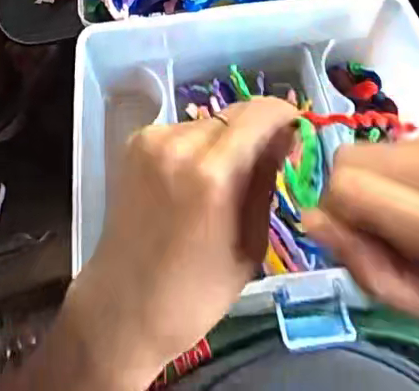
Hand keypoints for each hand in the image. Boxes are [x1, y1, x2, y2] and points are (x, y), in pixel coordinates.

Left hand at [45, 98, 298, 385]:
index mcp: (213, 173)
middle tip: (266, 158)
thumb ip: (266, 180)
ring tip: (223, 179)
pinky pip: (181, 131)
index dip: (282, 113)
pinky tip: (191, 181)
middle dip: (255, 130)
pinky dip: (195, 147)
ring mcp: (152, 139)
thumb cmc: (197, 292)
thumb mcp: (250, 244)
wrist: (123, 305)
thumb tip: (285, 135)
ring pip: (207, 122)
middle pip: (233, 114)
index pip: (259, 114)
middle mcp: (180, 143)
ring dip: (224, 140)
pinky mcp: (134, 141)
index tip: (295, 126)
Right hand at [302, 118, 418, 384]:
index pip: (349, 189)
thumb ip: (377, 273)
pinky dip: (405, 172)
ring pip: (373, 149)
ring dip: (380, 185)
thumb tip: (313, 222)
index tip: (357, 246)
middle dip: (351, 198)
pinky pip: (403, 144)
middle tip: (389, 240)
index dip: (335, 217)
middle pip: (351, 158)